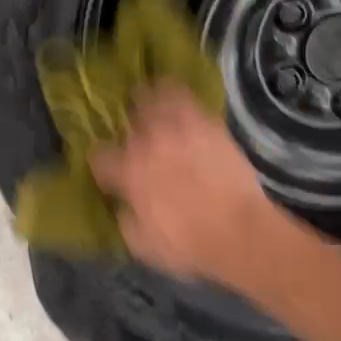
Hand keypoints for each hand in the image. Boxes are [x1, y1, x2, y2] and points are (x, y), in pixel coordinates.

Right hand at [89, 83, 281, 280]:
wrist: (241, 232)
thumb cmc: (188, 244)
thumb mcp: (142, 243)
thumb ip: (127, 217)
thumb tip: (124, 204)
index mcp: (127, 172)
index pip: (99, 156)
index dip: (102, 162)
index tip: (110, 169)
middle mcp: (147, 144)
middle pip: (127, 119)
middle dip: (127, 124)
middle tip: (134, 131)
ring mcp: (178, 129)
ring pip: (155, 97)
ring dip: (150, 99)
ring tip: (154, 102)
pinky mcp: (209, 124)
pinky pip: (188, 98)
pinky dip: (180, 96)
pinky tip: (182, 100)